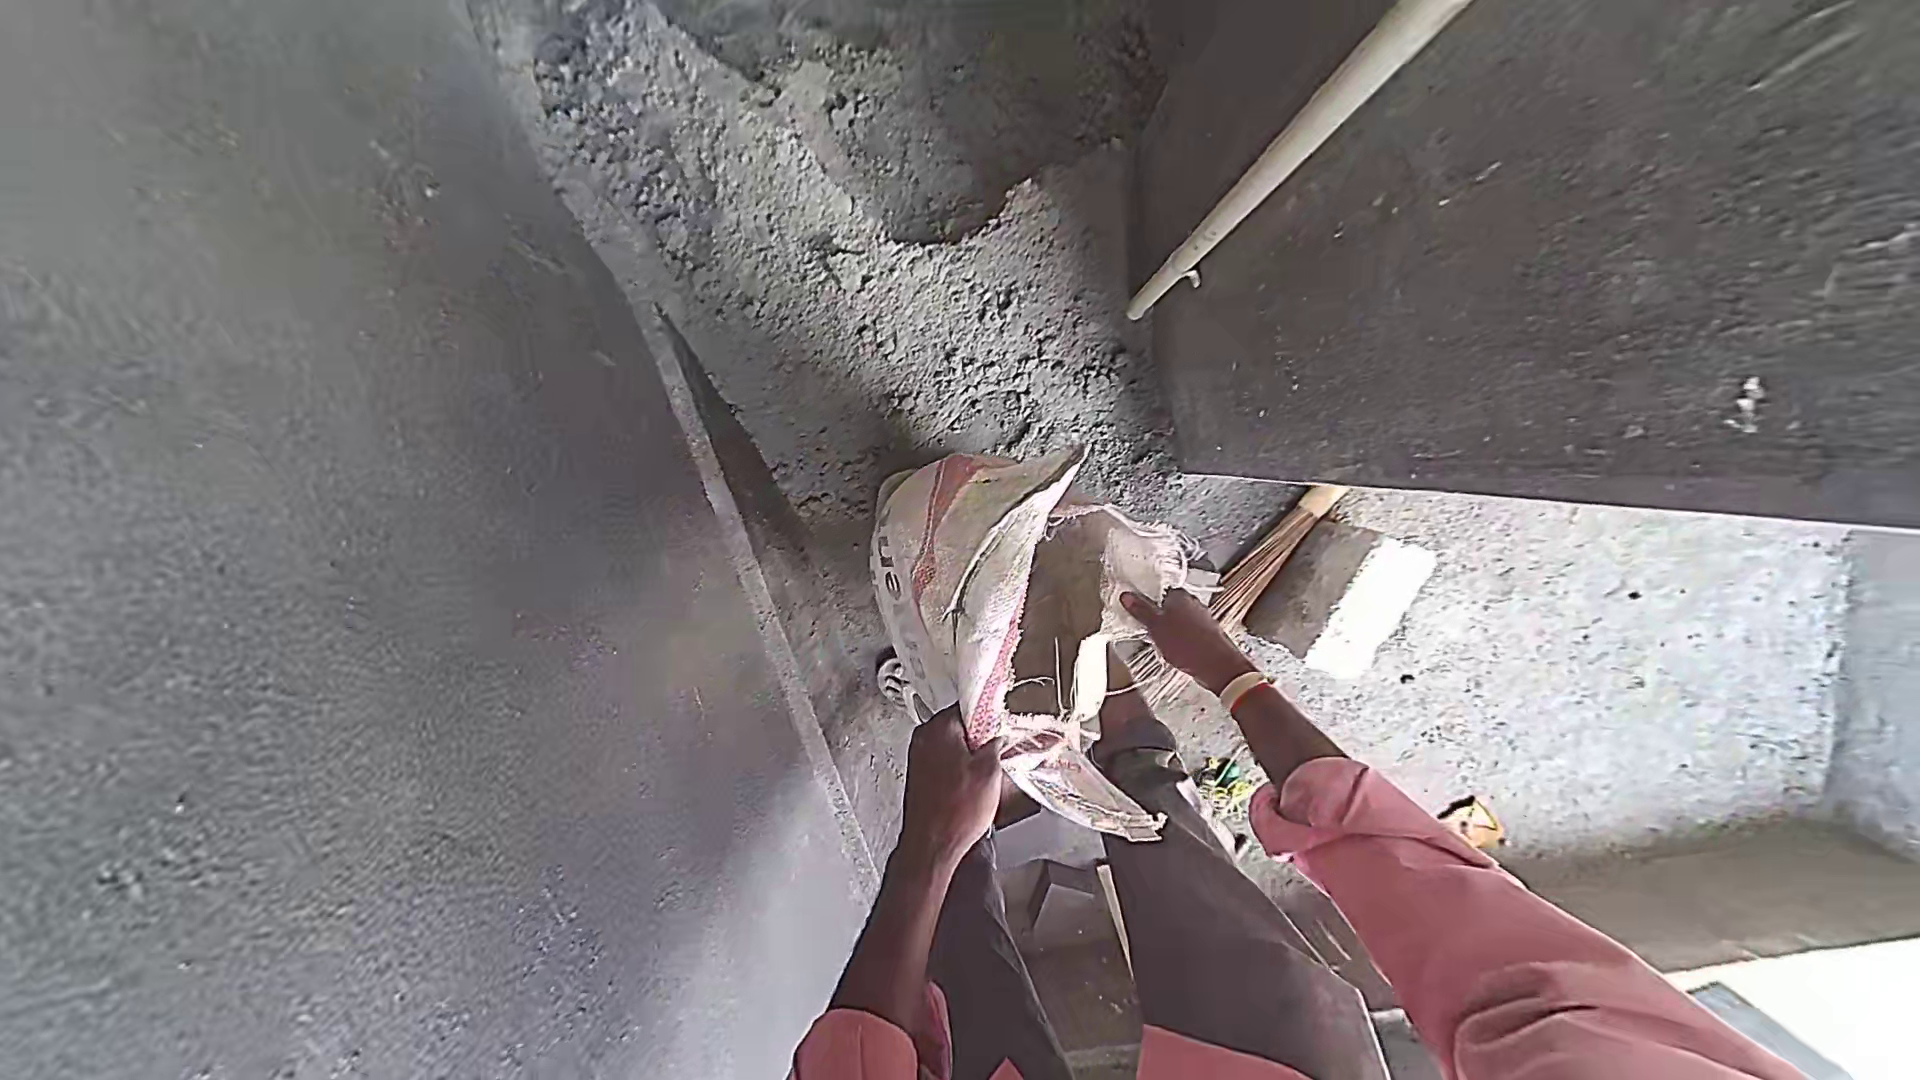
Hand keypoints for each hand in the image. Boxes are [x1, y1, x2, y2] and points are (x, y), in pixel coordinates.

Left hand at [897, 702, 1004, 873]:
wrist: (932, 847)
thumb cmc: (955, 812)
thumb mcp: (990, 772)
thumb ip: (995, 745)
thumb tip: (997, 738)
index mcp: (939, 728)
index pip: (967, 706)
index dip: (988, 716)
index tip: (1000, 724)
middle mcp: (924, 738)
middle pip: (958, 725)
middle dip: (979, 737)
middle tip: (997, 750)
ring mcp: (918, 757)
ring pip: (951, 744)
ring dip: (968, 754)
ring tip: (984, 773)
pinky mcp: (919, 776)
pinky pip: (943, 761)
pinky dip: (957, 768)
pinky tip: (970, 785)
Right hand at [1120, 588, 1258, 694]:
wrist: (1219, 667)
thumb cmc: (1189, 645)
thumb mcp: (1156, 627)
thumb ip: (1141, 610)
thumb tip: (1127, 596)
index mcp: (1180, 596)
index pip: (1159, 590)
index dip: (1146, 601)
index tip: (1136, 610)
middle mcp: (1193, 604)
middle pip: (1168, 605)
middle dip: (1157, 616)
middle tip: (1146, 627)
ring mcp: (1202, 619)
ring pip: (1178, 619)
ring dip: (1168, 628)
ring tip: (1160, 641)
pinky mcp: (1207, 634)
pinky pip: (1187, 631)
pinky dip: (1179, 638)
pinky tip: (1175, 649)